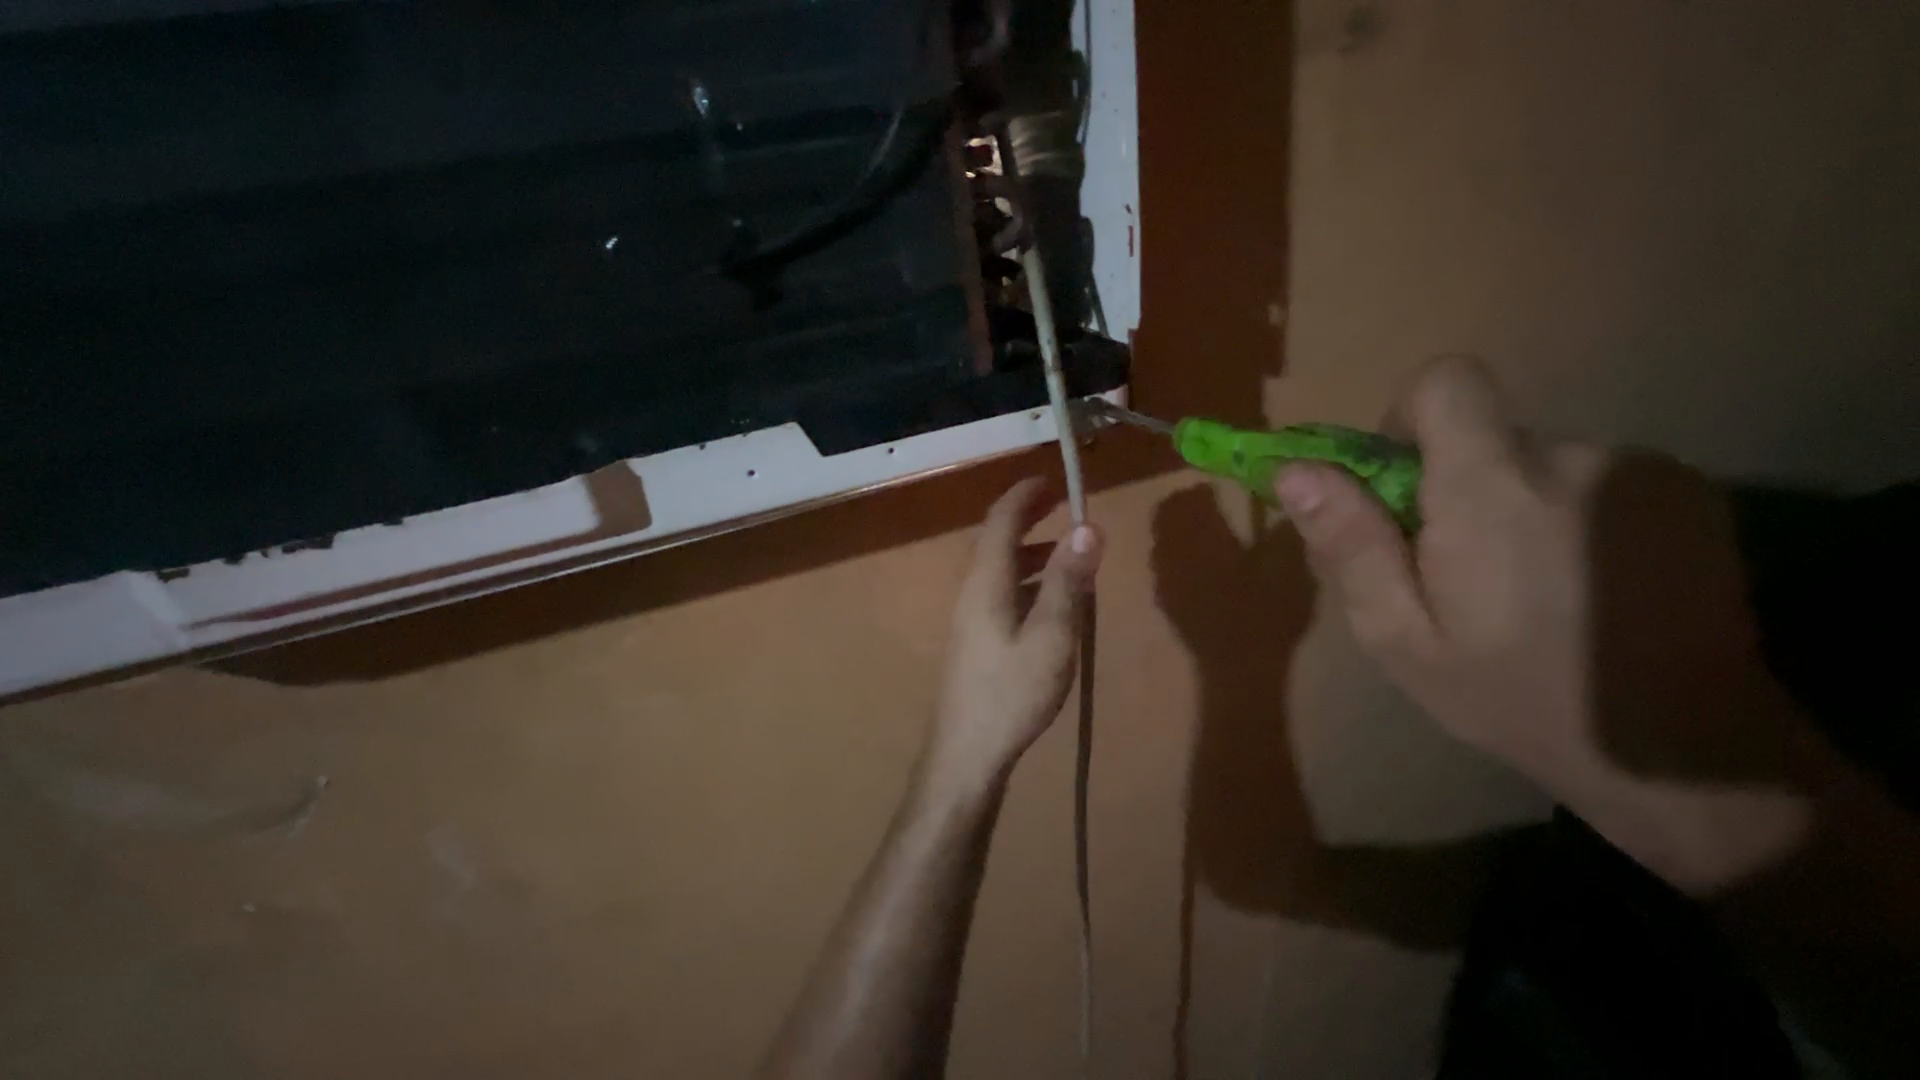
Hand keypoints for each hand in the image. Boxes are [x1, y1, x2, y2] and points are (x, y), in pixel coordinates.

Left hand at [924, 478, 1102, 799]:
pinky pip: (1001, 593)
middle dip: (1029, 518)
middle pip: (997, 540)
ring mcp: (969, 617)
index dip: (1025, 495)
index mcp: (986, 581)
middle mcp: (971, 591)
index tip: (1053, 478)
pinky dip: (1028, 581)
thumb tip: (1089, 526)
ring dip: (1032, 552)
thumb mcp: (1052, 636)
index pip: (1001, 520)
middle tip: (1064, 505)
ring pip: (1000, 569)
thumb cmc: (1012, 693)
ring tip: (1068, 552)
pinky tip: (1052, 604)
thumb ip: (1069, 582)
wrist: (966, 752)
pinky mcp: (974, 641)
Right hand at [1272, 356, 1808, 889]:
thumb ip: (1350, 545)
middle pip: (1486, 434)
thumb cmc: (1517, 696)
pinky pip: (1596, 479)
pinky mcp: (1689, 494)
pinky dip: (1573, 517)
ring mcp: (1643, 471)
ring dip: (1517, 506)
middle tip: (1458, 573)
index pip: (1445, 381)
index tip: (1401, 487)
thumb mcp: (1401, 637)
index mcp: (1492, 487)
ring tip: (1530, 591)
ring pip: (1539, 461)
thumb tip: (1295, 471)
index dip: (1408, 418)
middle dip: (1456, 486)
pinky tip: (1587, 588)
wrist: (1689, 750)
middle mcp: (1573, 457)